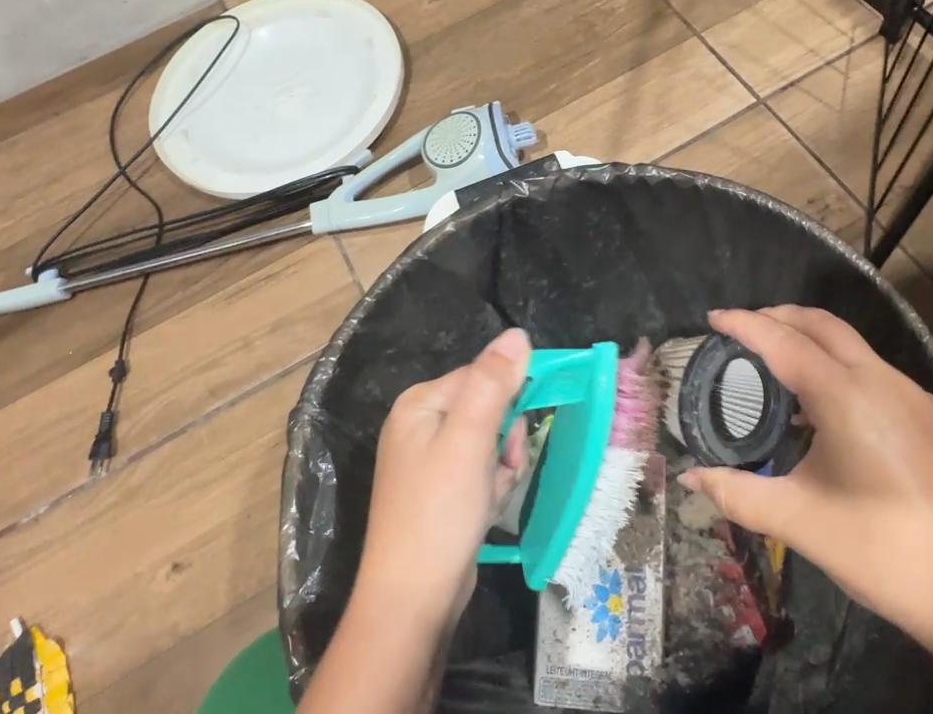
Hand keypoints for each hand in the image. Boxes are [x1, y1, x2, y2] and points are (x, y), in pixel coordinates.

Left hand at [354, 328, 530, 631]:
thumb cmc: (439, 511)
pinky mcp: (443, 490)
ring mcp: (431, 460)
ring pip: (493, 441)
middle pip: (489, 407)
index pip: (481, 375)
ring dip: (504, 464)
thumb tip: (518, 334)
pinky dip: (494, 485)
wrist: (414, 596)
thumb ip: (493, 384)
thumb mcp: (470, 440)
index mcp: (421, 403)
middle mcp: (421, 424)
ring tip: (492, 493)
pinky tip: (487, 508)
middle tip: (502, 467)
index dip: (509, 400)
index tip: (516, 434)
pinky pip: (483, 470)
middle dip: (507, 437)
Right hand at [679, 307, 932, 647]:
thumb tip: (691, 479)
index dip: (745, 325)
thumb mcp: (799, 522)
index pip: (784, 343)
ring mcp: (912, 397)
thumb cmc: (883, 551)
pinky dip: (836, 365)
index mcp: (846, 397)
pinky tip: (820, 408)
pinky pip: (872, 371)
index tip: (714, 318)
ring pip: (852, 345)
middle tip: (741, 329)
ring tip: (773, 363)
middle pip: (823, 325)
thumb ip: (739, 494)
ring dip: (810, 339)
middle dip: (779, 317)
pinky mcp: (929, 419)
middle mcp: (881, 382)